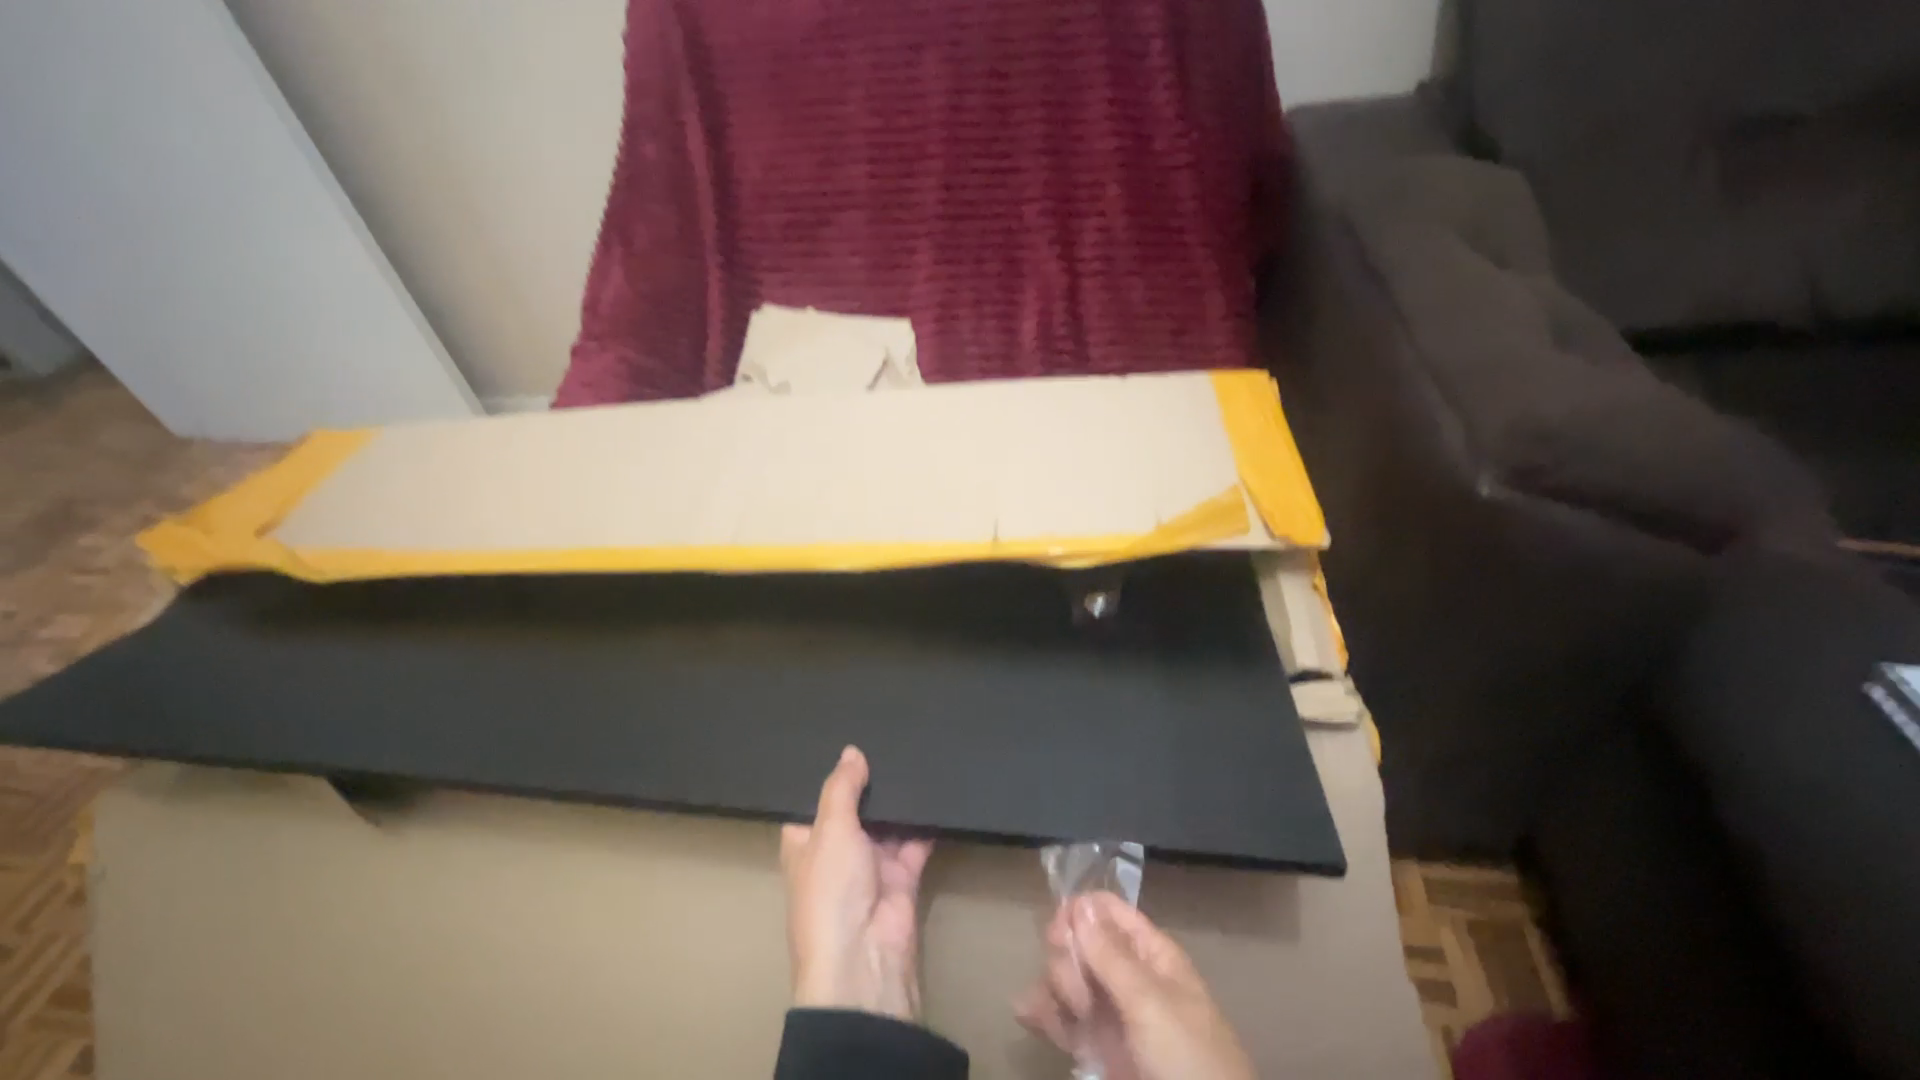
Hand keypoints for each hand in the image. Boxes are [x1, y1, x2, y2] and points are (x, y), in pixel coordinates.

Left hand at [780, 746, 934, 1021]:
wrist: (864, 958)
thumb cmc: (830, 890)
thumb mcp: (829, 829)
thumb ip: (842, 788)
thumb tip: (852, 751)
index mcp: (804, 842)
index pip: (812, 800)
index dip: (827, 774)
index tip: (846, 737)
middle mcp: (836, 852)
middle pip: (854, 809)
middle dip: (869, 781)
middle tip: (890, 735)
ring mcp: (871, 866)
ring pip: (887, 823)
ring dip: (898, 799)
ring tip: (915, 751)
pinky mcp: (902, 877)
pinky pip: (915, 842)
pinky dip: (925, 822)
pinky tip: (936, 787)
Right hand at [1017, 892, 1255, 1079]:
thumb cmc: (1188, 1058)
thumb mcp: (1152, 1003)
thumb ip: (1112, 955)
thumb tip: (1081, 902)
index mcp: (1150, 955)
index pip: (1107, 912)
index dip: (1078, 913)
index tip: (1059, 932)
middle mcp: (1126, 977)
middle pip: (1079, 943)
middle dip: (1067, 961)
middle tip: (1078, 995)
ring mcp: (1111, 1014)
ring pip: (1067, 980)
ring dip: (1053, 989)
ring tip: (1062, 1017)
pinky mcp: (1096, 1048)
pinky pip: (1062, 1020)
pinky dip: (1043, 1014)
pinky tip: (1028, 1016)